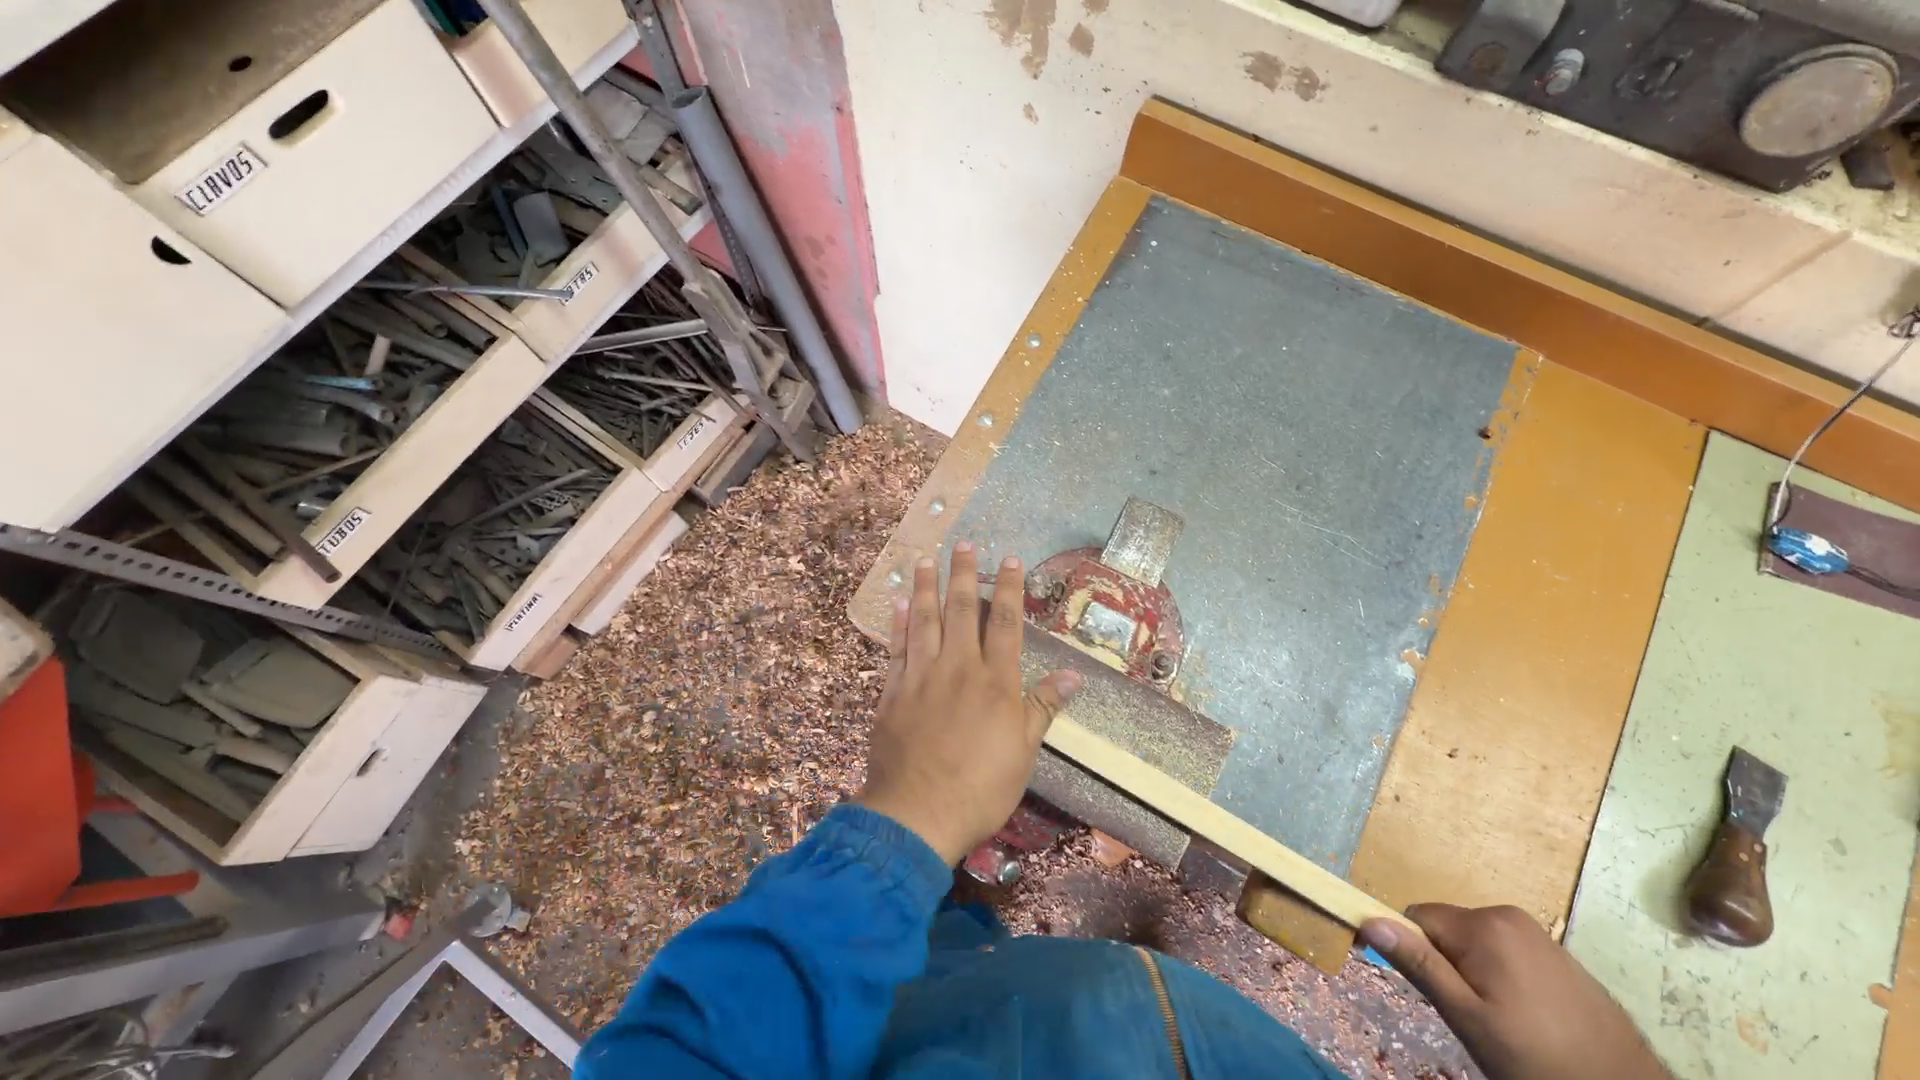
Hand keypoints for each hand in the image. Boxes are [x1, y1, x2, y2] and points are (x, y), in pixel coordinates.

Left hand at [857, 543, 1081, 864]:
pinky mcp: (893, 693)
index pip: (1005, 624)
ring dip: (925, 588)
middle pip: (962, 611)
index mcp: (996, 682)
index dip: (1008, 589)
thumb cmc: (982, 787)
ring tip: (925, 559)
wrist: (918, 813)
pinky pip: (896, 648)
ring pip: (924, 621)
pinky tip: (897, 603)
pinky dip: (897, 623)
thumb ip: (1042, 707)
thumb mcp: (1024, 752)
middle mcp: (958, 668)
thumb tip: (1074, 675)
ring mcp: (921, 677)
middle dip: (964, 575)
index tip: (1008, 560)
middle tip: (963, 544)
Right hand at [1360, 905, 1672, 1079]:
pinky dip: (1502, 977)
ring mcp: (1539, 934)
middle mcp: (1510, 916)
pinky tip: (1524, 1016)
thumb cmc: (1534, 1057)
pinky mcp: (1559, 955)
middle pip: (1447, 929)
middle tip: (1469, 1013)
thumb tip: (1369, 920)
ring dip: (1473, 972)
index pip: (1416, 917)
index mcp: (1484, 925)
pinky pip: (1506, 953)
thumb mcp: (1466, 1017)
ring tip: (1499, 1019)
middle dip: (1446, 964)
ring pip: (1476, 943)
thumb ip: (1419, 964)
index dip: (1412, 951)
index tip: (1427, 991)